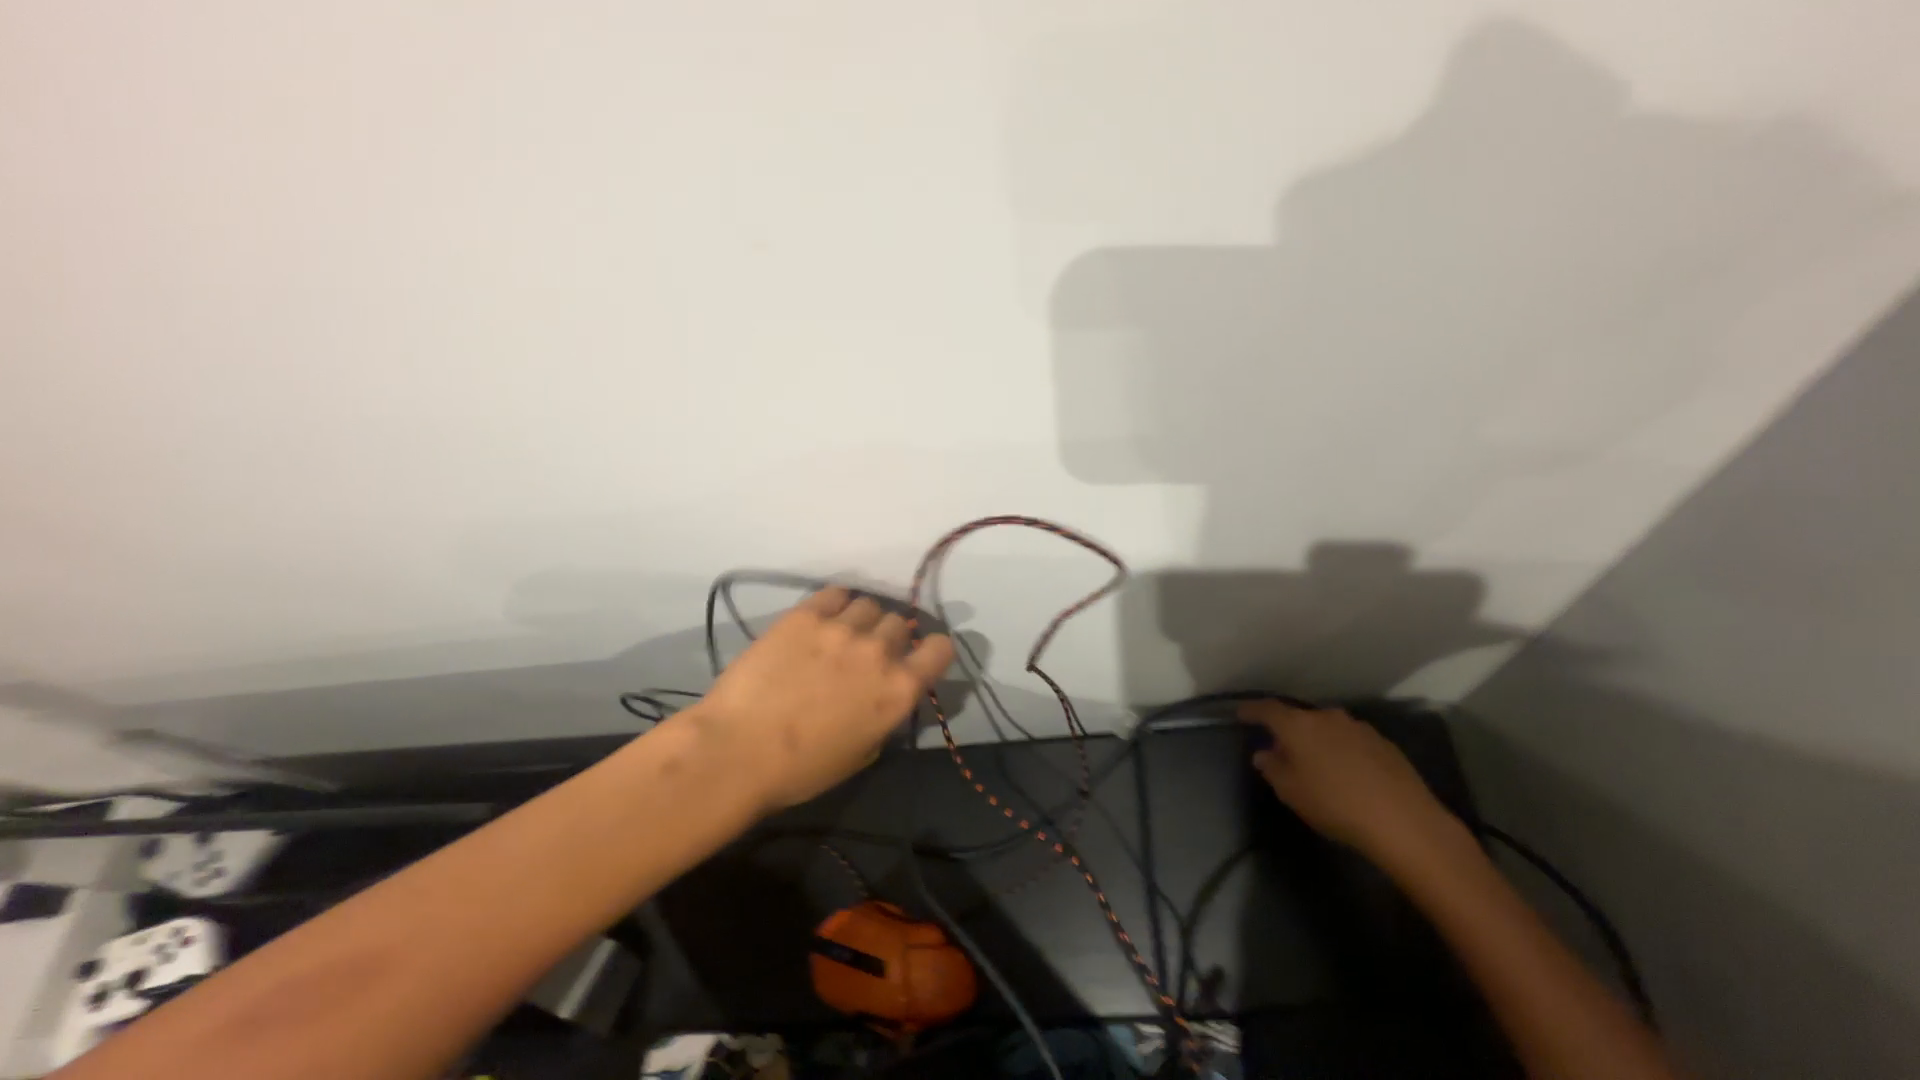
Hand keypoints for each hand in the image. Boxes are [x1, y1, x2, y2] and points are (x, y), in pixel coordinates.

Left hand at [689, 587, 955, 812]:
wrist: (738, 750)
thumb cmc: (801, 770)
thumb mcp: (862, 753)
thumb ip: (884, 717)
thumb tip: (884, 697)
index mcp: (899, 691)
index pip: (939, 649)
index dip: (932, 652)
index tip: (918, 658)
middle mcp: (879, 652)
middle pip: (900, 624)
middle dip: (890, 637)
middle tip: (868, 654)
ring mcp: (841, 628)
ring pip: (869, 605)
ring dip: (862, 619)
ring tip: (842, 634)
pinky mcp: (804, 615)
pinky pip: (834, 594)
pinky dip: (836, 603)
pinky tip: (822, 618)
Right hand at [1240, 701, 1455, 858]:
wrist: (1402, 819)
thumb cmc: (1334, 804)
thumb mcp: (1290, 792)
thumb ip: (1272, 768)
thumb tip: (1265, 753)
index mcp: (1299, 726)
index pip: (1268, 709)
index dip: (1252, 710)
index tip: (1241, 713)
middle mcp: (1328, 717)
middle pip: (1300, 718)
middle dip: (1289, 731)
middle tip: (1282, 751)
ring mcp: (1359, 728)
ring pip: (1328, 729)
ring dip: (1318, 741)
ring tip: (1317, 765)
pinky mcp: (1383, 743)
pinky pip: (1351, 741)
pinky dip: (1342, 751)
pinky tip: (1347, 774)